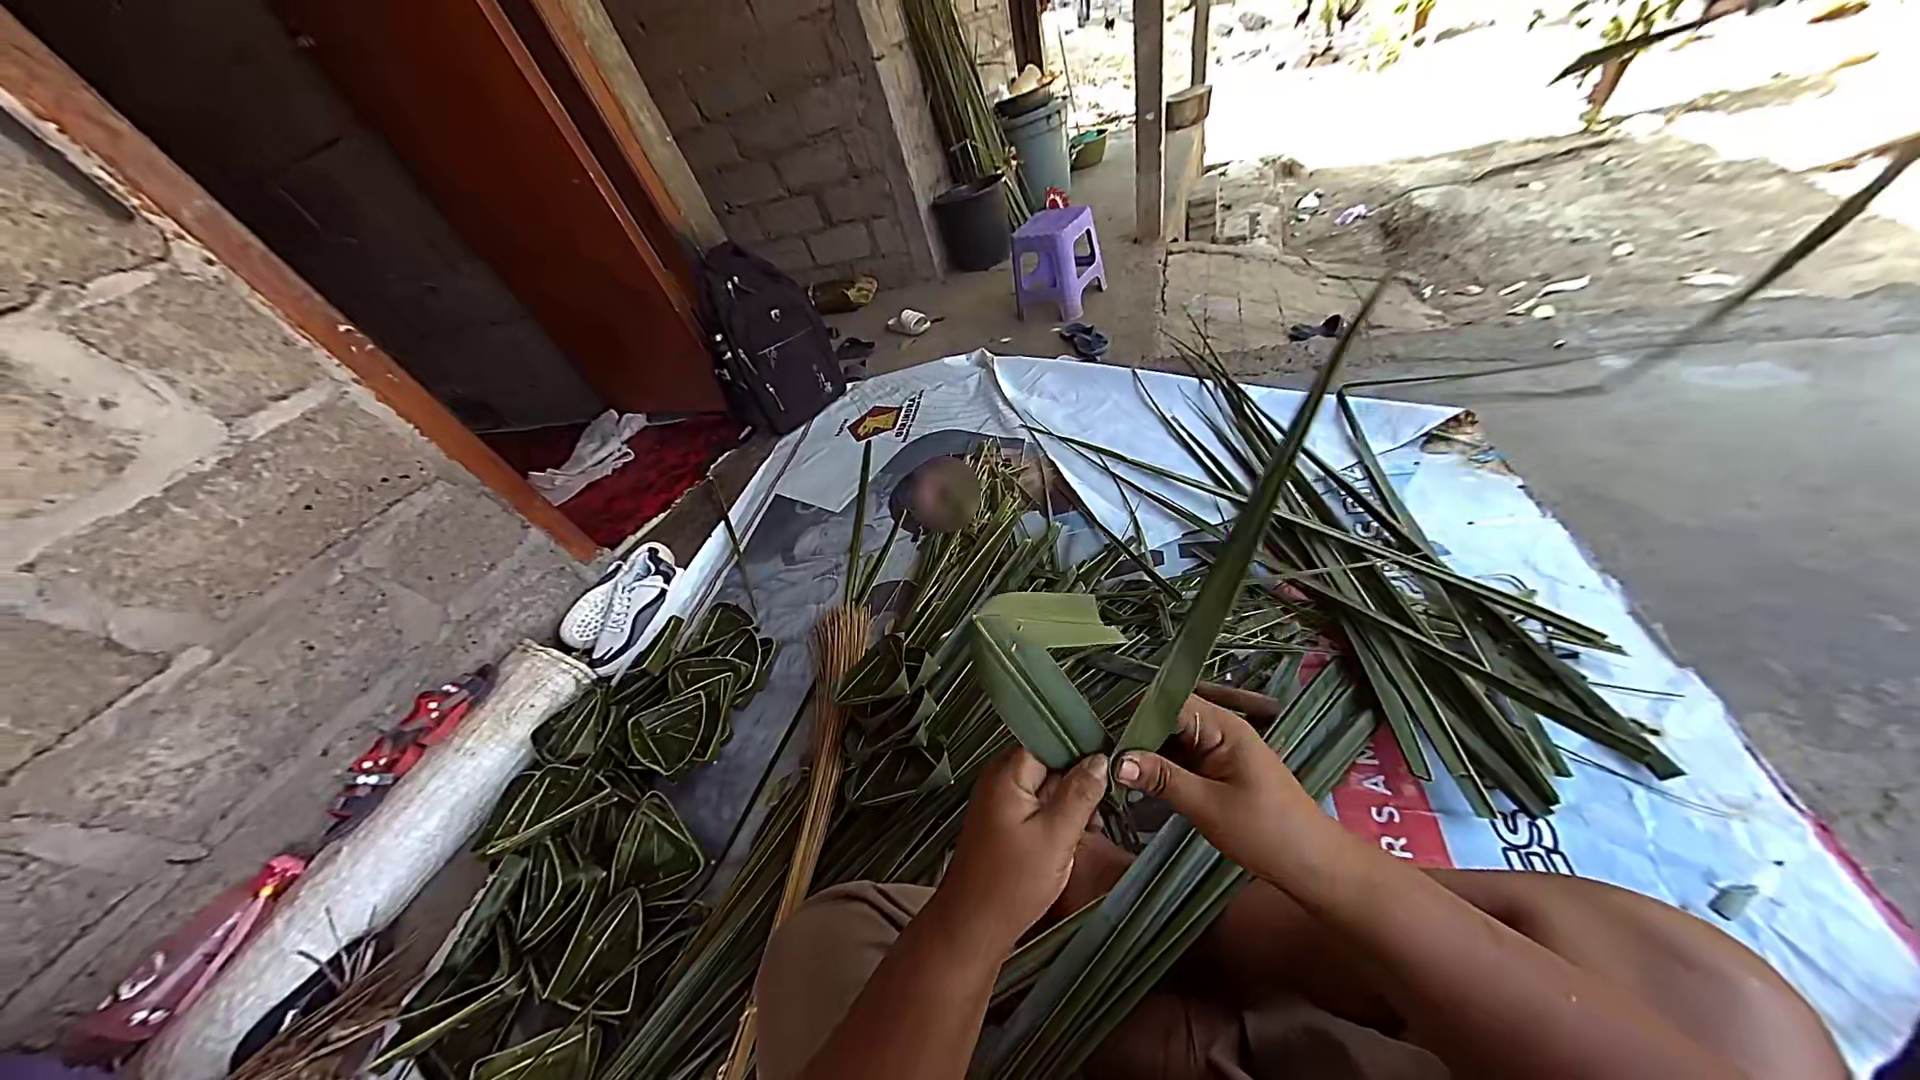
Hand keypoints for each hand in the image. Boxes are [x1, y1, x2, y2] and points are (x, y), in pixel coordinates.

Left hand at [939, 747, 1108, 945]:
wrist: (973, 927)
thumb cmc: (1009, 885)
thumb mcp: (1056, 836)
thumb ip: (1080, 793)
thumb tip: (1099, 759)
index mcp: (1007, 772)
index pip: (1050, 740)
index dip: (1079, 751)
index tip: (1106, 767)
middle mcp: (1001, 778)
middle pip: (1050, 762)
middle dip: (1077, 782)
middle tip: (1095, 811)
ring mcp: (1002, 799)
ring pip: (1048, 785)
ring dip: (1070, 804)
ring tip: (1083, 831)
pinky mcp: (1006, 819)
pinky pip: (1039, 805)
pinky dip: (1057, 818)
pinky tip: (1069, 840)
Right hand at [1114, 695, 1331, 877]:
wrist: (1315, 867)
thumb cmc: (1267, 833)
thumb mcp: (1207, 806)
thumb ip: (1161, 778)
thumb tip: (1116, 760)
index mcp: (1224, 726)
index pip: (1170, 703)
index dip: (1136, 715)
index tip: (1105, 735)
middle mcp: (1219, 728)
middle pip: (1167, 717)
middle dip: (1136, 733)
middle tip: (1102, 753)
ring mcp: (1218, 748)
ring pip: (1170, 738)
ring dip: (1146, 751)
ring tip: (1111, 766)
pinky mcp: (1216, 768)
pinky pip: (1180, 756)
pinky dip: (1159, 766)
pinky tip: (1136, 779)